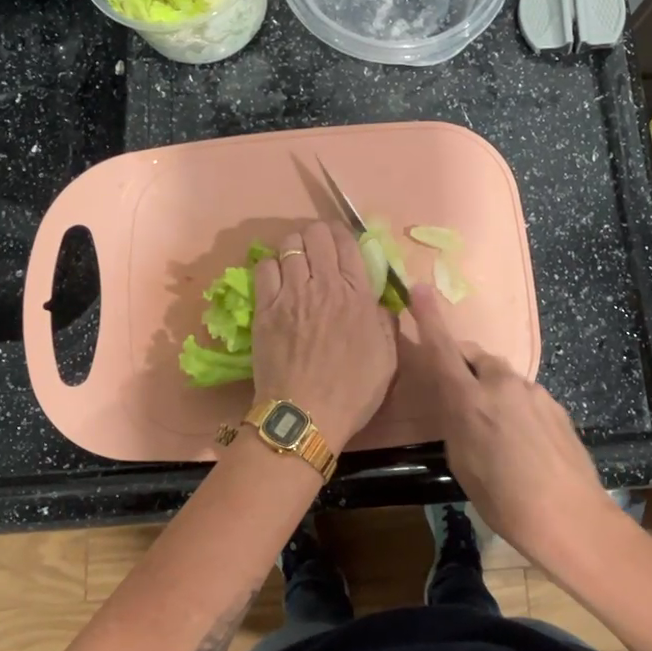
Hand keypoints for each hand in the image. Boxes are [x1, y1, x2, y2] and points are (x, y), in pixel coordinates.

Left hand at [249, 221, 397, 451]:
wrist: (305, 416)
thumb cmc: (352, 392)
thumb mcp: (387, 358)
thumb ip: (386, 322)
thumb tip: (381, 302)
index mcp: (358, 294)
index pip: (347, 242)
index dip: (343, 234)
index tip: (341, 243)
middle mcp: (325, 285)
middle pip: (316, 234)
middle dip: (318, 235)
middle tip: (318, 249)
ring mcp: (292, 294)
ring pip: (288, 245)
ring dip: (294, 247)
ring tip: (296, 262)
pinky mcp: (265, 308)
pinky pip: (264, 267)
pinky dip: (271, 265)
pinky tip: (276, 278)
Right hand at [404, 284, 615, 562]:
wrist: (571, 517)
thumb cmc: (504, 500)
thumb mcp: (463, 463)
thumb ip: (456, 421)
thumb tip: (457, 401)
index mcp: (470, 400)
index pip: (443, 348)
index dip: (429, 318)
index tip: (419, 288)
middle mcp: (502, 386)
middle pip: (475, 358)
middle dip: (463, 365)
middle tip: (458, 395)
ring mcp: (533, 393)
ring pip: (501, 378)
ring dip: (491, 389)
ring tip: (495, 432)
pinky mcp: (555, 405)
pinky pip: (524, 396)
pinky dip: (514, 407)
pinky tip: (522, 444)